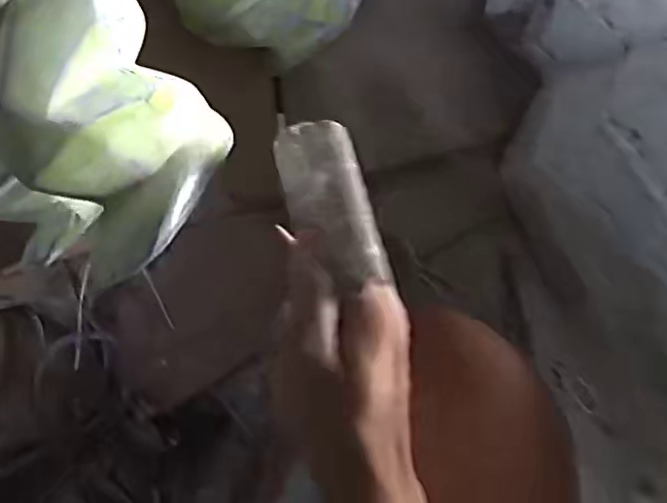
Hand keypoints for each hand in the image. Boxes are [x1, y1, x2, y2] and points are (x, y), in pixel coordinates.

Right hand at [273, 234, 425, 502]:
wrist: (361, 476)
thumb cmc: (328, 411)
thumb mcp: (306, 347)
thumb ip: (308, 290)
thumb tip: (309, 238)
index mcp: (375, 305)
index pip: (352, 241)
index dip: (322, 216)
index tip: (294, 193)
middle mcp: (389, 311)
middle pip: (347, 258)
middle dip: (313, 239)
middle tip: (277, 219)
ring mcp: (384, 331)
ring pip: (343, 278)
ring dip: (313, 262)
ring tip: (279, 241)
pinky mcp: (373, 347)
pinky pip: (341, 299)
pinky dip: (316, 286)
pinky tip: (293, 288)